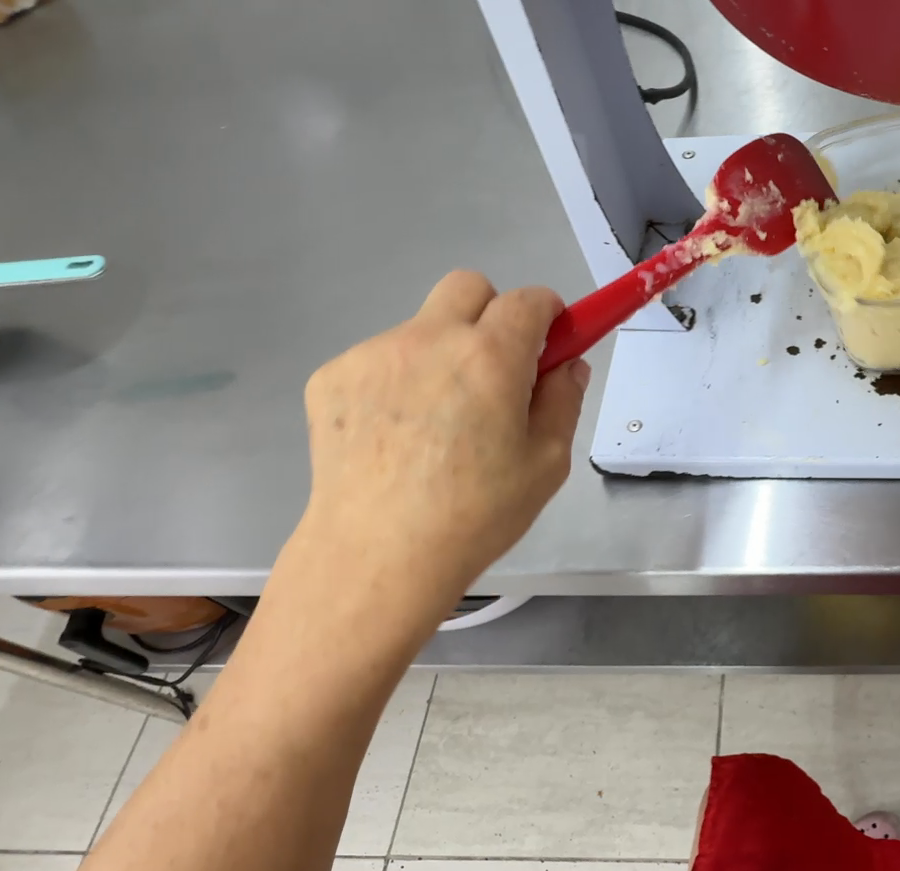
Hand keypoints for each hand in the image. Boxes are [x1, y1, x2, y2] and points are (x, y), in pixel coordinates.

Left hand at [300, 271, 588, 600]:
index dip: (550, 315)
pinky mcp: (332, 377)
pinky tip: (399, 440)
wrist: (379, 554)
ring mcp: (372, 354)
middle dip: (495, 315)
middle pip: (469, 287)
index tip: (552, 343)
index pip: (529, 300)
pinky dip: (400, 384)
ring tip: (440, 428)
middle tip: (499, 373)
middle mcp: (428, 338)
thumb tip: (566, 366)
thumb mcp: (547, 464)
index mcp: (490, 357)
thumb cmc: (478, 515)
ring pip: (423, 329)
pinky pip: (381, 361)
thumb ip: (564, 401)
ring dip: (444, 356)